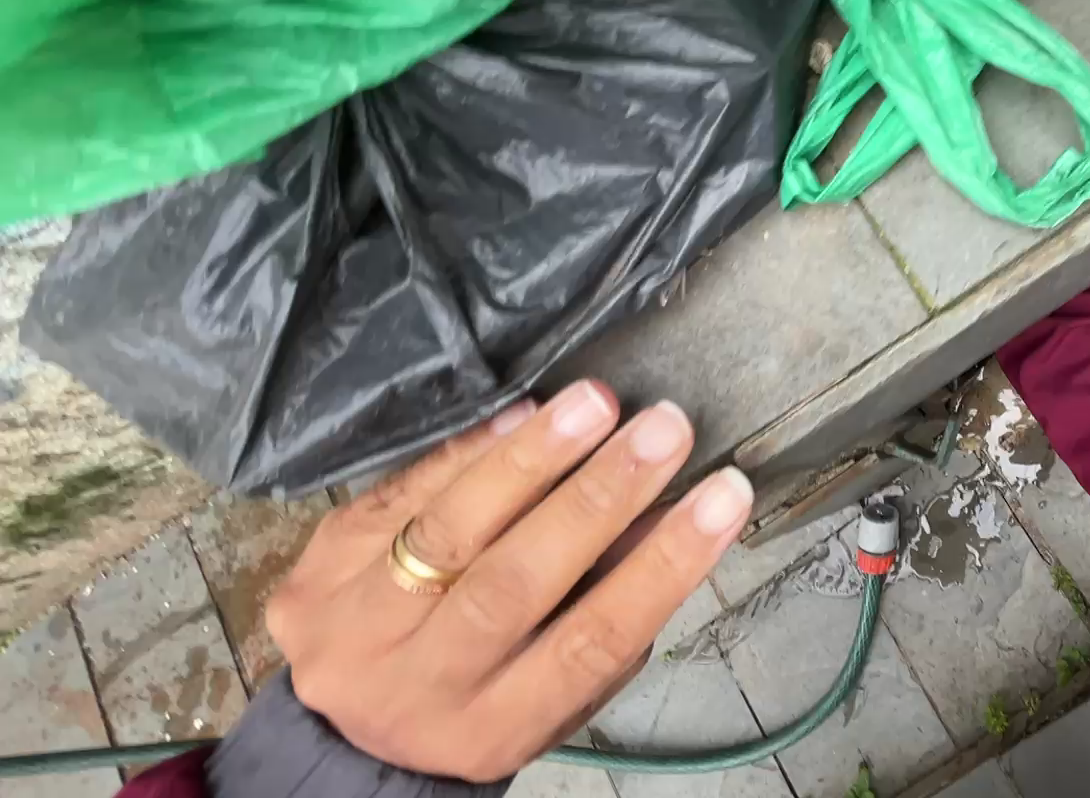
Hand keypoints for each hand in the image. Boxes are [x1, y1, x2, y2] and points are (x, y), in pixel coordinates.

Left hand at [265, 380, 751, 781]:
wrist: (342, 736)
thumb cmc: (490, 696)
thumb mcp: (561, 685)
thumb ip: (611, 603)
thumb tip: (663, 510)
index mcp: (498, 724)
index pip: (596, 637)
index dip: (666, 562)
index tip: (727, 494)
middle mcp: (419, 686)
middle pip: (517, 582)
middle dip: (601, 495)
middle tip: (666, 428)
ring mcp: (352, 631)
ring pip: (450, 534)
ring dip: (532, 459)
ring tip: (596, 402)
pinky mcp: (312, 575)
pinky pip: (398, 498)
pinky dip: (471, 451)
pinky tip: (526, 412)